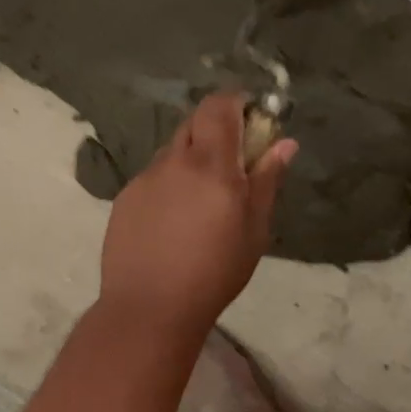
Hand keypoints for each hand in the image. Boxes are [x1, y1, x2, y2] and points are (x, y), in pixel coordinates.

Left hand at [98, 92, 297, 332]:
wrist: (149, 309)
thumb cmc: (216, 270)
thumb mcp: (255, 227)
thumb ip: (267, 179)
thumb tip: (285, 143)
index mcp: (212, 164)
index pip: (219, 106)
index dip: (235, 102)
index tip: (252, 118)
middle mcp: (175, 161)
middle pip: (194, 122)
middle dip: (216, 129)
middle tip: (235, 162)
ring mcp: (145, 179)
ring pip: (173, 150)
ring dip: (193, 157)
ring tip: (204, 199)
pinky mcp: (125, 199)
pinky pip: (155, 175)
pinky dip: (172, 182)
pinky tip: (177, 220)